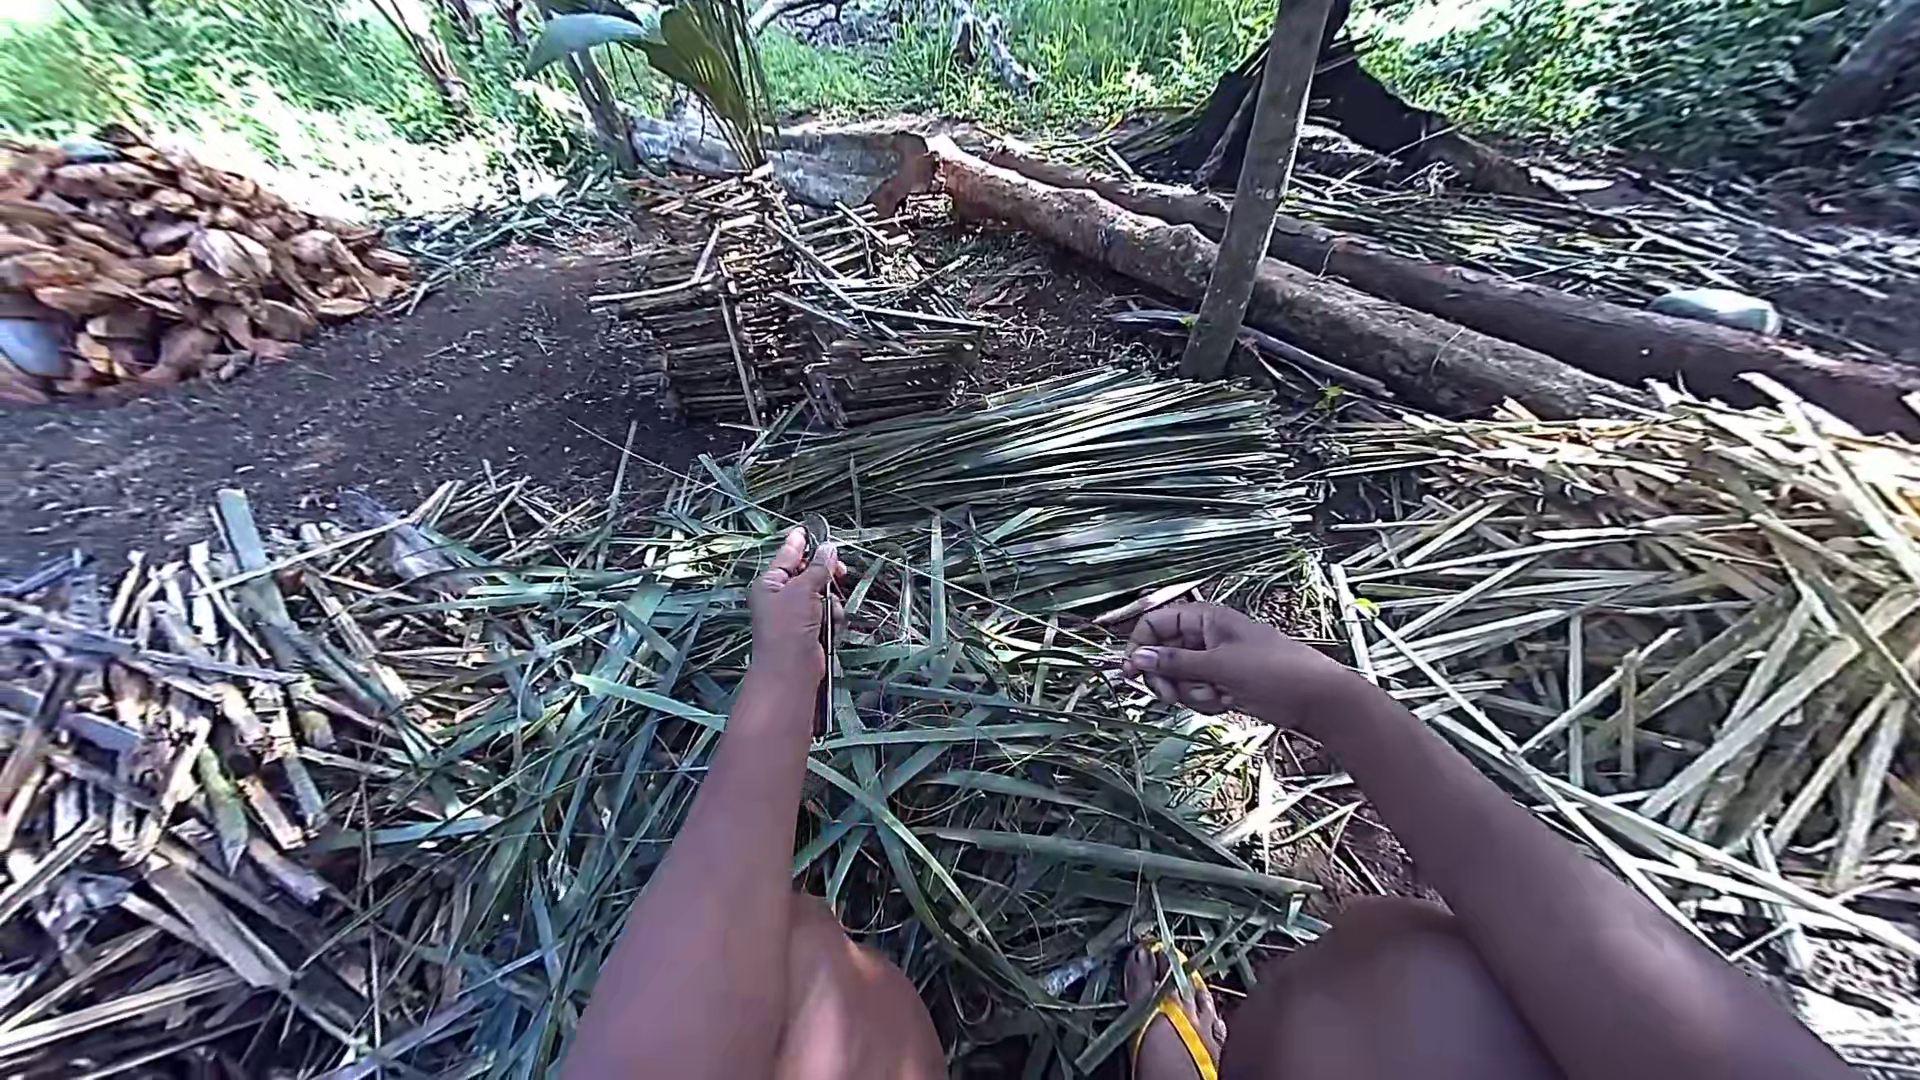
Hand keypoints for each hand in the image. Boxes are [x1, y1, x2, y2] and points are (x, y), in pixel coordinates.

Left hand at [749, 526, 843, 680]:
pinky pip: (826, 613)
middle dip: (824, 574)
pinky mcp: (809, 629)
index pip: (787, 555)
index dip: (800, 542)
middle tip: (840, 569)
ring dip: (830, 600)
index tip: (807, 530)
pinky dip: (831, 617)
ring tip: (829, 610)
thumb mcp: (803, 590)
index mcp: (769, 583)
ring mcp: (795, 614)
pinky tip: (830, 625)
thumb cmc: (788, 626)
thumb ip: (818, 568)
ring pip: (822, 594)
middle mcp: (780, 597)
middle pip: (808, 574)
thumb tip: (829, 548)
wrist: (791, 670)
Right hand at [1121, 603, 1350, 727]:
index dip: (1140, 645)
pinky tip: (1226, 701)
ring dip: (1189, 692)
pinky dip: (1204, 700)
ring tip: (1214, 695)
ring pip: (1177, 676)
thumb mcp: (1219, 665)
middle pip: (1162, 653)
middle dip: (1166, 677)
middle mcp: (1205, 636)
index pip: (1156, 623)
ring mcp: (1213, 660)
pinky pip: (1195, 691)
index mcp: (1204, 618)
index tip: (1131, 672)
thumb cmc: (1273, 670)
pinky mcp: (1221, 682)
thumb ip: (1174, 662)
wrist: (1318, 700)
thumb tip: (1135, 659)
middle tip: (1168, 695)